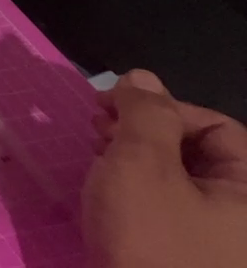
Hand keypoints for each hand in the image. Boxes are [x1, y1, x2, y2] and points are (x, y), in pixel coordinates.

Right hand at [83, 69, 246, 267]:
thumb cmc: (155, 239)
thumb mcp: (140, 166)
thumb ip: (144, 115)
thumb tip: (142, 77)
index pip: (216, 126)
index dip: (157, 109)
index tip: (102, 111)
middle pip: (204, 152)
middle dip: (144, 134)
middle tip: (97, 136)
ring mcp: (232, 239)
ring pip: (190, 179)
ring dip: (141, 161)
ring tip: (102, 166)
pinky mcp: (206, 255)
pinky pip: (184, 209)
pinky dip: (148, 193)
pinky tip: (118, 199)